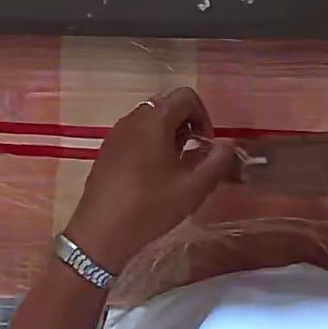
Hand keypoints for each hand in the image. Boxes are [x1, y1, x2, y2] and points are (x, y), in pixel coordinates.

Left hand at [63, 88, 238, 272]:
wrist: (100, 232)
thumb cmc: (149, 206)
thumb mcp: (193, 188)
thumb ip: (217, 162)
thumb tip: (227, 146)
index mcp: (154, 120)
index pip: (186, 96)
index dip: (204, 117)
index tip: (206, 146)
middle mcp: (132, 119)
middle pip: (167, 106)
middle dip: (187, 125)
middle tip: (194, 157)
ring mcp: (115, 134)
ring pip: (150, 122)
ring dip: (169, 136)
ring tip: (175, 169)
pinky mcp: (106, 151)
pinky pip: (134, 136)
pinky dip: (150, 145)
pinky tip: (153, 177)